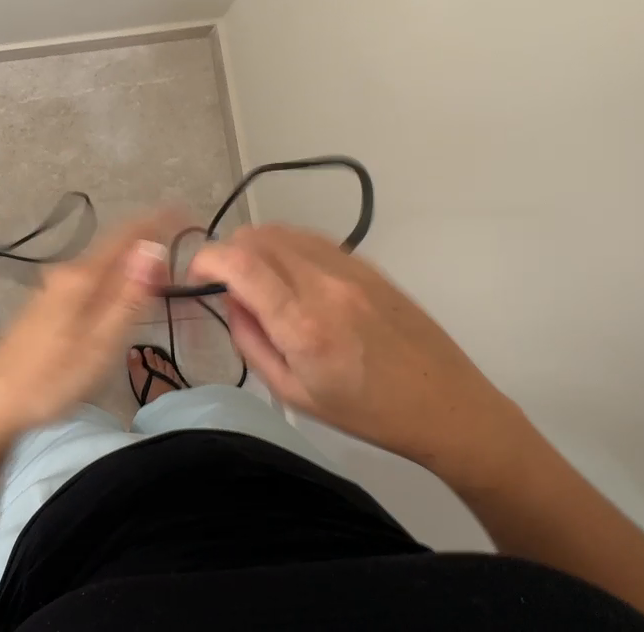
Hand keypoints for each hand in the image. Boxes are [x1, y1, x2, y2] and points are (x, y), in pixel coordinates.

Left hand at [0, 214, 176, 438]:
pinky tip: (118, 304)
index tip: (185, 215)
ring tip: (158, 285)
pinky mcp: (44, 307)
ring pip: (100, 268)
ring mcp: (51, 290)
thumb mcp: (100, 344)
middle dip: (147, 250)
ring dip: (129, 269)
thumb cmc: (51, 380)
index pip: (125, 234)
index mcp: (81, 278)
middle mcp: (64, 275)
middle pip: (113, 250)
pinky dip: (111, 284)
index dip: (156, 221)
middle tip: (180, 268)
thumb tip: (153, 248)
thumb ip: (128, 297)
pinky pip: (87, 283)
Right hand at [189, 226, 535, 484]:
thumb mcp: (293, 393)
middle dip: (226, 253)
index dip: (205, 260)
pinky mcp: (367, 264)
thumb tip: (231, 301)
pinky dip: (284, 247)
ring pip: (280, 231)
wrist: (448, 407)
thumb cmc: (366, 412)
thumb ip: (251, 341)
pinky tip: (288, 275)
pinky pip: (309, 239)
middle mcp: (324, 285)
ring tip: (255, 277)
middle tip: (224, 282)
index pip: (238, 264)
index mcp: (303, 325)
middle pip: (254, 238)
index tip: (196, 276)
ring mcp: (349, 268)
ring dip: (254, 246)